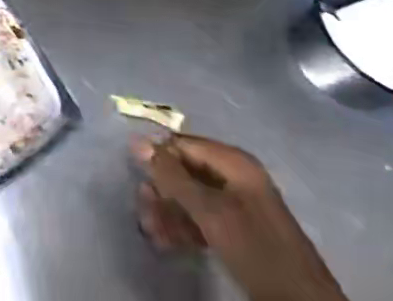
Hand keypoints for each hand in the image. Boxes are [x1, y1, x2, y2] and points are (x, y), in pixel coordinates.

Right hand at [132, 135, 346, 300]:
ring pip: (190, 196)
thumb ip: (172, 176)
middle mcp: (235, 176)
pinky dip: (184, 227)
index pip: (183, 144)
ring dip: (168, 212)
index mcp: (235, 163)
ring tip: (154, 232)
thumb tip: (136, 141)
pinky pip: (202, 217)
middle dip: (161, 191)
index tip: (137, 178)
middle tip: (145, 211)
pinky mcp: (238, 230)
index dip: (158, 158)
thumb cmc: (256, 250)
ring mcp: (238, 204)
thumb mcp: (211, 212)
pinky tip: (167, 241)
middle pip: (185, 170)